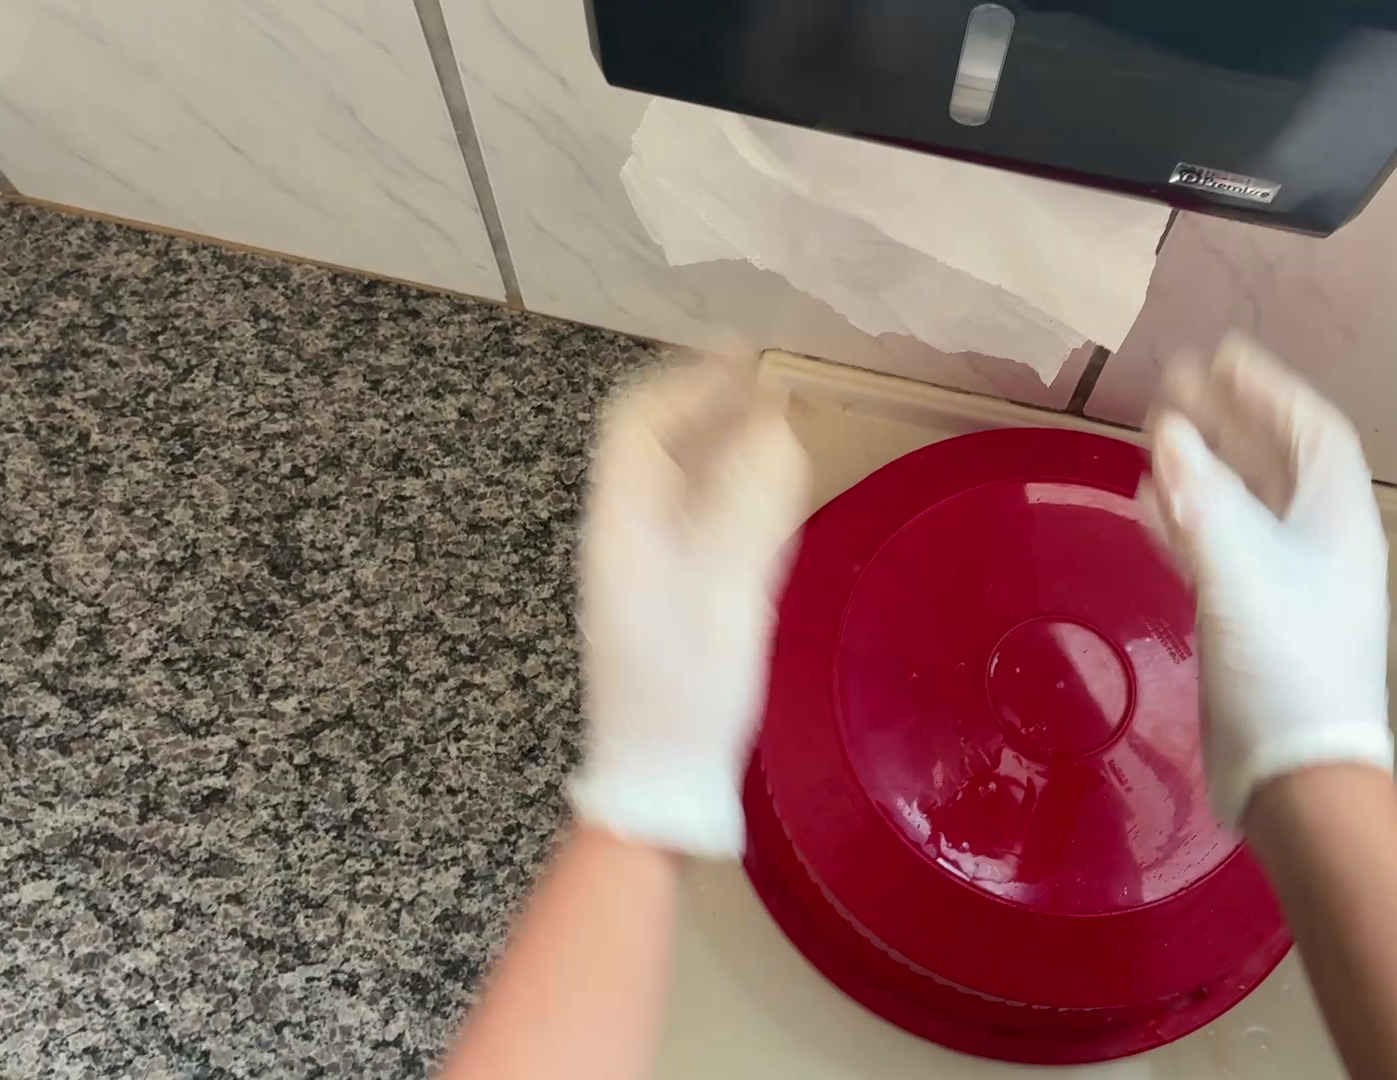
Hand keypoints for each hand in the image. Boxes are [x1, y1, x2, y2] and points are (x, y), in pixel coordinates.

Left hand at [567, 358, 809, 857]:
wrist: (661, 771)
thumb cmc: (688, 687)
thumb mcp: (723, 592)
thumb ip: (748, 503)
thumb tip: (773, 424)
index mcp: (622, 522)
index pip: (640, 422)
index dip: (689, 381)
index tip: (746, 359)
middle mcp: (625, 530)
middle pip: (660, 445)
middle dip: (712, 406)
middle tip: (771, 387)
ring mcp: (645, 560)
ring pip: (681, 480)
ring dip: (724, 445)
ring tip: (775, 425)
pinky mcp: (669, 586)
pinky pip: (697, 517)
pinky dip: (731, 491)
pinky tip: (765, 492)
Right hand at [1143, 334, 1392, 824]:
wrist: (1289, 766)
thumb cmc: (1281, 665)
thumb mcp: (1241, 576)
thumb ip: (1202, 503)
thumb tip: (1164, 432)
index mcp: (1331, 522)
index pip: (1308, 434)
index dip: (1268, 389)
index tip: (1221, 354)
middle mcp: (1310, 541)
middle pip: (1268, 461)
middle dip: (1223, 419)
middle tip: (1172, 386)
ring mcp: (1276, 577)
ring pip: (1236, 501)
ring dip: (1198, 465)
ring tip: (1155, 434)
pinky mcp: (1242, 608)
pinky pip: (1211, 542)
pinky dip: (1182, 516)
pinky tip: (1149, 504)